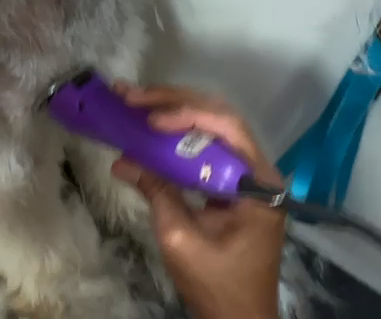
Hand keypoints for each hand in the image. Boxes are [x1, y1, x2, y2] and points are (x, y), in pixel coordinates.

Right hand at [110, 84, 287, 318]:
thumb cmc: (217, 285)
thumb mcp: (181, 239)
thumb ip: (157, 192)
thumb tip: (122, 159)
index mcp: (258, 183)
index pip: (227, 128)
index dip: (187, 115)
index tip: (150, 121)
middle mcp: (258, 170)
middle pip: (217, 116)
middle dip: (172, 101)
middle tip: (130, 96)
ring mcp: (246, 174)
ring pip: (210, 124)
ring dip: (171, 108)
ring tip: (133, 100)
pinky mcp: (232, 181)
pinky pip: (206, 142)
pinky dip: (176, 130)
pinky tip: (149, 123)